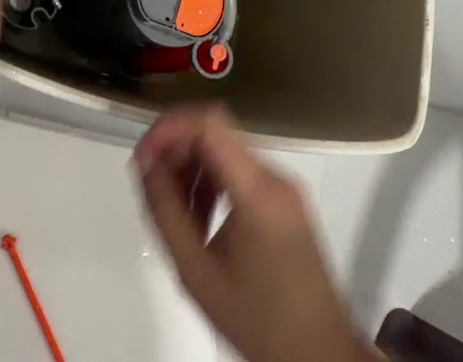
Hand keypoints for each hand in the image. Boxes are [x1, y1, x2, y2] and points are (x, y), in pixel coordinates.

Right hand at [135, 106, 373, 361]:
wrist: (319, 355)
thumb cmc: (256, 318)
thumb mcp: (195, 270)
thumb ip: (164, 209)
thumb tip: (145, 162)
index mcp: (259, 192)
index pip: (208, 124)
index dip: (168, 128)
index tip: (143, 156)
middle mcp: (277, 178)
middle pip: (214, 136)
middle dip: (175, 153)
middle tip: (152, 189)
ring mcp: (285, 189)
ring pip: (224, 153)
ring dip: (191, 171)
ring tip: (174, 212)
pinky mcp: (286, 202)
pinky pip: (239, 174)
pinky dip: (211, 184)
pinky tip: (199, 219)